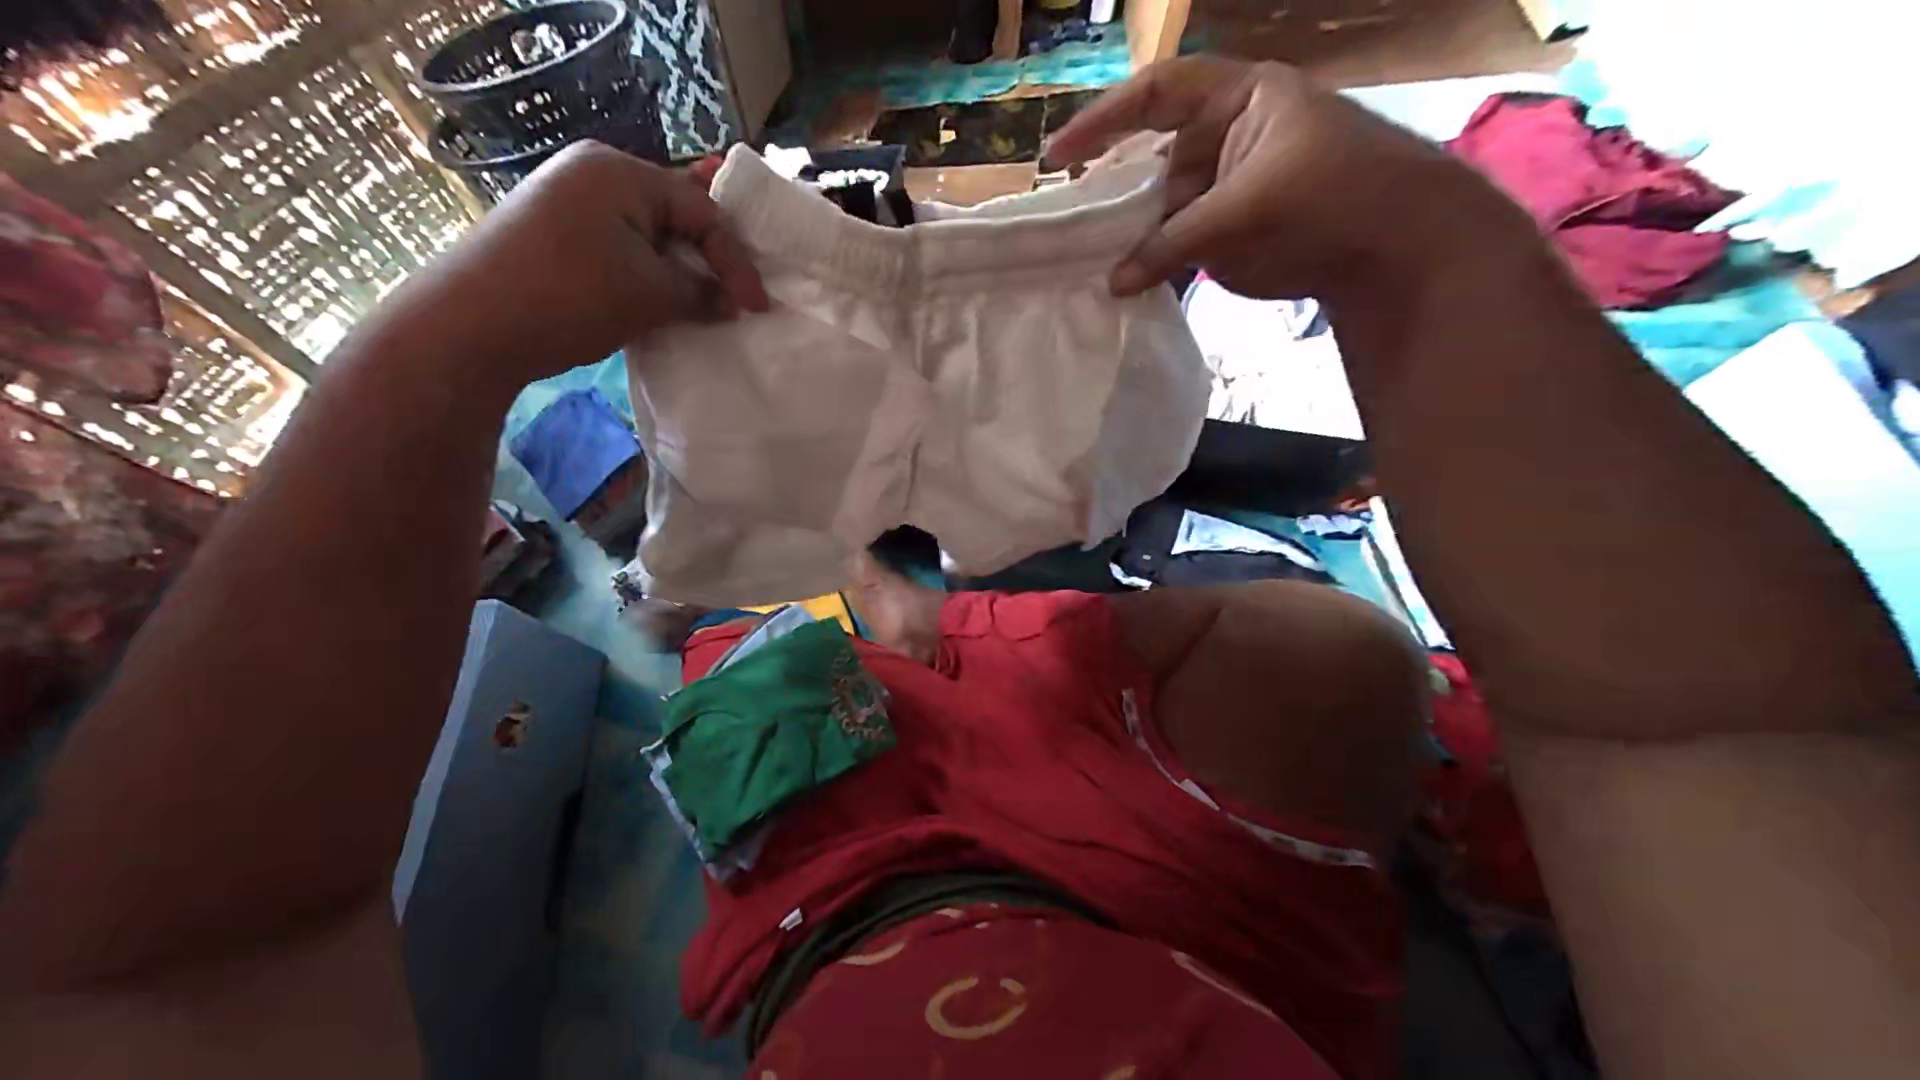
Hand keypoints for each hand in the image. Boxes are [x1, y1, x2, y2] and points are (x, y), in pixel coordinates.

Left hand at [370, 141, 768, 384]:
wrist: (470, 328)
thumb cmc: (570, 297)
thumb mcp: (650, 295)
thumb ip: (702, 293)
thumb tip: (734, 302)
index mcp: (619, 172)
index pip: (701, 210)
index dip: (735, 261)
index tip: (757, 306)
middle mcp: (593, 174)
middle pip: (675, 215)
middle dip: (708, 261)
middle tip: (735, 299)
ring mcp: (568, 203)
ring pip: (648, 235)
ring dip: (679, 272)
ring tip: (702, 304)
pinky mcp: (555, 235)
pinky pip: (621, 249)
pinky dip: (648, 276)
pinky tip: (660, 302)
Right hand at [1042, 56, 1530, 302]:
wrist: (1397, 251)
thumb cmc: (1330, 199)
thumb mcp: (1242, 212)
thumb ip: (1171, 244)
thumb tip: (1113, 282)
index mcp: (1239, 99)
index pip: (1156, 95)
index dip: (1102, 121)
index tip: (1057, 158)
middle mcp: (1227, 137)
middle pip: (1152, 156)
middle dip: (1112, 189)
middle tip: (1069, 222)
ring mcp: (1228, 188)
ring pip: (1162, 206)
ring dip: (1130, 234)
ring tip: (1090, 259)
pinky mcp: (1231, 234)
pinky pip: (1179, 242)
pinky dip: (1153, 261)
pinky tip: (1125, 280)